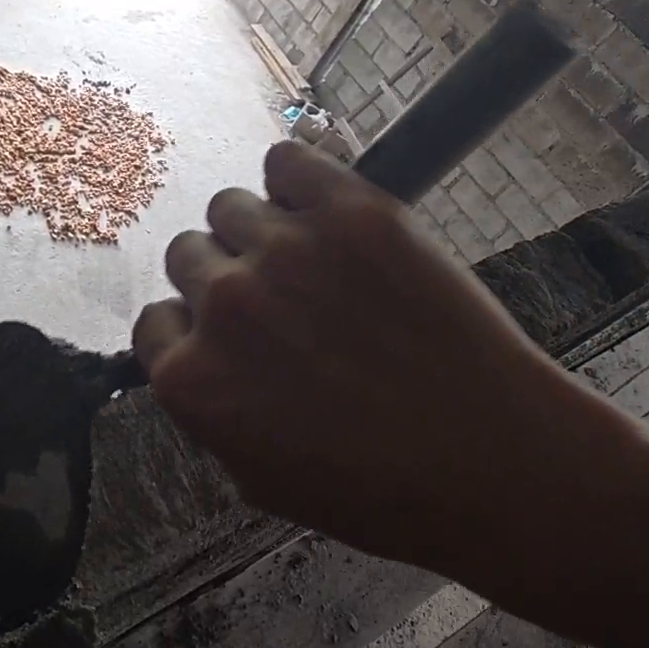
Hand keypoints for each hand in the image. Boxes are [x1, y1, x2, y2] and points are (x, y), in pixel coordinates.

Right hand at [131, 142, 646, 574]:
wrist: (493, 462)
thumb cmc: (379, 489)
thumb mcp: (258, 476)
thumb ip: (208, 406)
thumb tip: (196, 353)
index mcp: (191, 377)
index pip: (155, 320)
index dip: (192, 327)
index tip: (225, 332)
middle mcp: (223, 303)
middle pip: (188, 252)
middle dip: (222, 274)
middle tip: (276, 297)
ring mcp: (284, 248)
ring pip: (230, 205)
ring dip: (257, 230)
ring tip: (308, 256)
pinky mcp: (347, 210)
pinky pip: (285, 158)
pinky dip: (293, 179)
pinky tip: (318, 207)